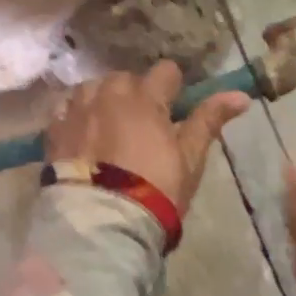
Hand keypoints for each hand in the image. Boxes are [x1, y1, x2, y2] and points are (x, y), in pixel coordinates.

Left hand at [46, 62, 250, 216]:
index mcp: (145, 97)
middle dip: (135, 95)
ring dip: (102, 102)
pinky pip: (64, 111)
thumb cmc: (155, 189)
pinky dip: (75, 118)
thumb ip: (210, 120)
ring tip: (108, 130)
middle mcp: (108, 93)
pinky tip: (82, 138)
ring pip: (92, 90)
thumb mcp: (190, 158)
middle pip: (125, 79)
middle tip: (141, 127)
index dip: (172, 89)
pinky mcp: (53, 132)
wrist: (103, 223)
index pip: (165, 71)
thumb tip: (242, 95)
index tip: (173, 110)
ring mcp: (77, 111)